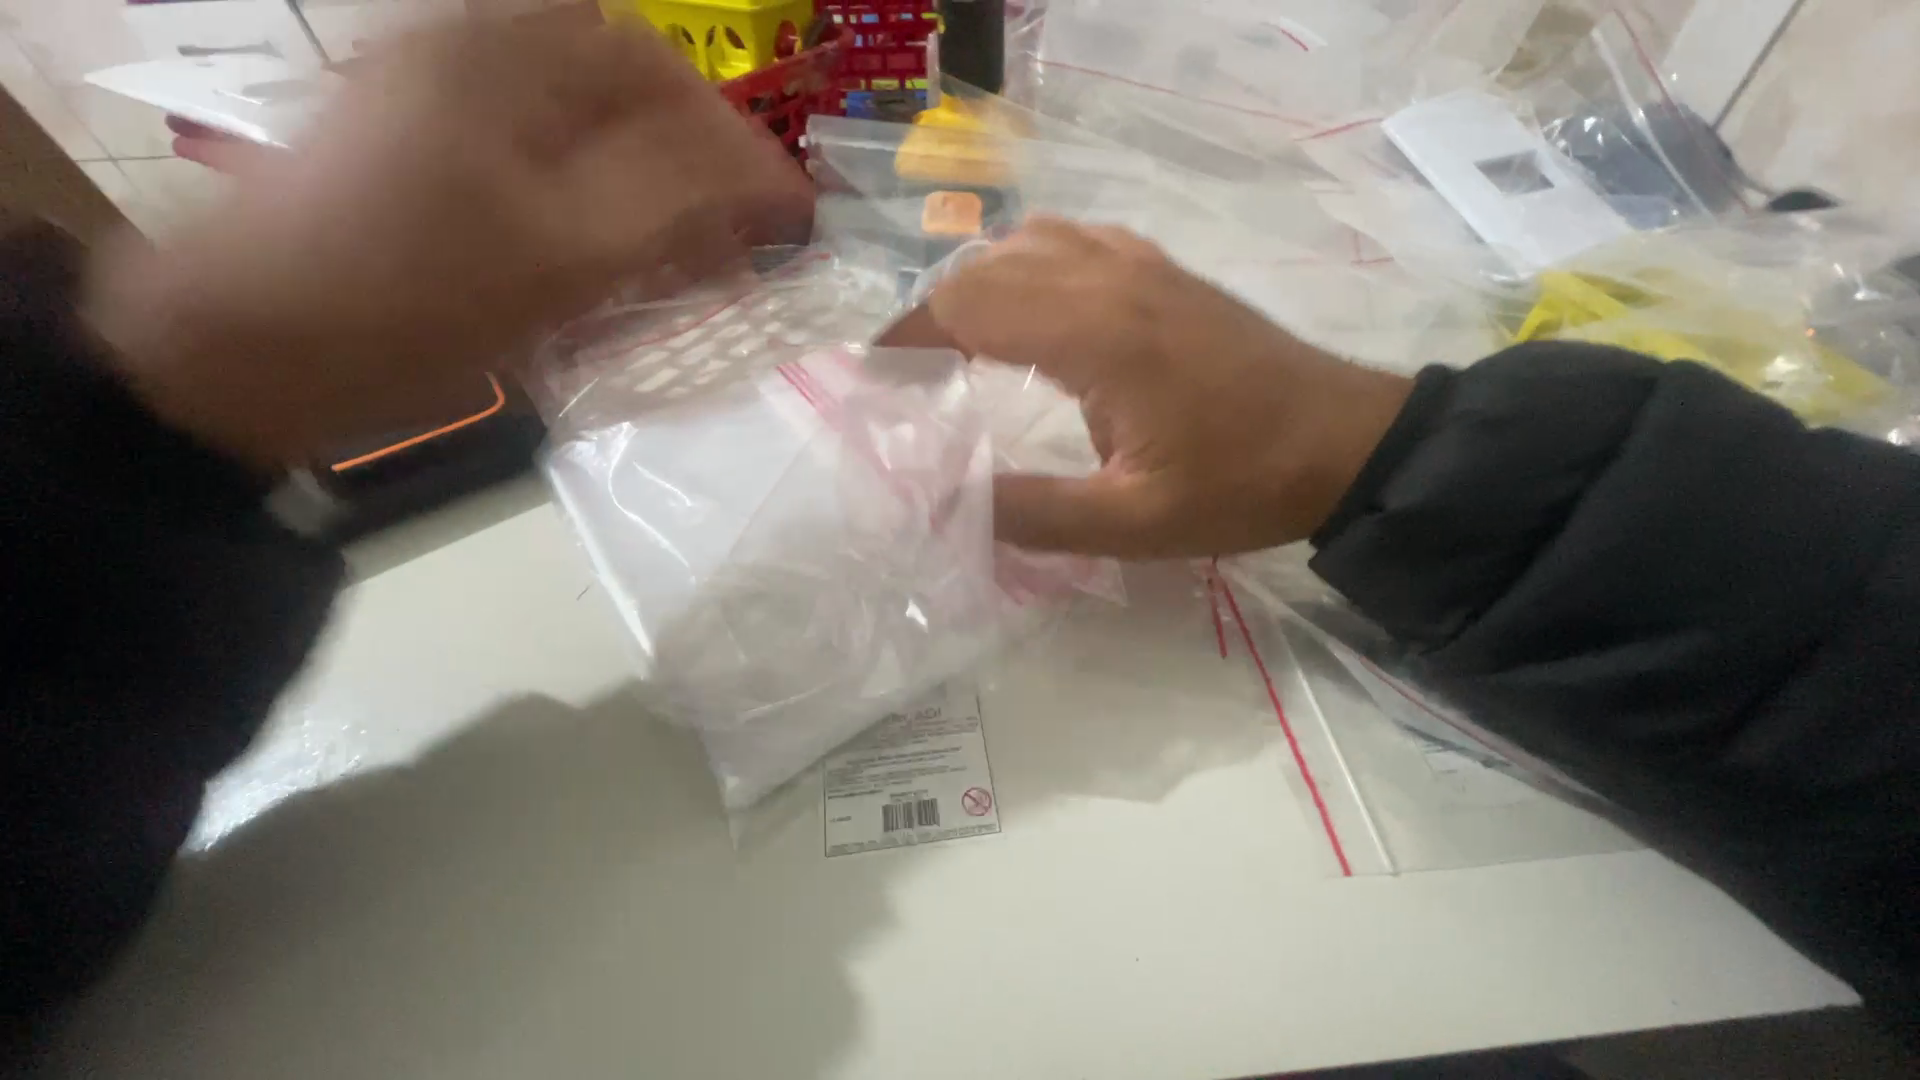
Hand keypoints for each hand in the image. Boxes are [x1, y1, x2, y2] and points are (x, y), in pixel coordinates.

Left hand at [84, 6, 810, 468]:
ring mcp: (445, 106)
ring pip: (592, 136)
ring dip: (658, 192)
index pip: (659, 70)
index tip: (788, 210)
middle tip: (743, 244)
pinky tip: (624, 261)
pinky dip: (607, 209)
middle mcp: (474, 57)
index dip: (737, 140)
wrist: (258, 349)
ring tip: (695, 261)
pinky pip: (550, 167)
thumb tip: (772, 179)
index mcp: (504, 56)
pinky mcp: (432, 157)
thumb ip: (681, 199)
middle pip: (627, 98)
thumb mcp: (569, 250)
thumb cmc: (419, 298)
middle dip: (701, 169)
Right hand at [926, 219, 1413, 557]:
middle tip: (908, 378)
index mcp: (1093, 333)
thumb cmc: (1240, 485)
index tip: (873, 379)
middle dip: (930, 317)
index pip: (964, 306)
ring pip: (1026, 244)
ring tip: (957, 348)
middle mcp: (1107, 278)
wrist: (1346, 442)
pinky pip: (1072, 241)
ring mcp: (1139, 264)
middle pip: (984, 268)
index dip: (905, 337)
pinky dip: (1028, 266)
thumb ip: (1032, 514)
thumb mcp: (1131, 523)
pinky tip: (1032, 310)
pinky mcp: (1162, 269)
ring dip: (978, 287)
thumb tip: (947, 505)